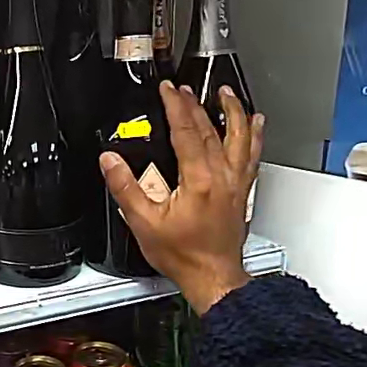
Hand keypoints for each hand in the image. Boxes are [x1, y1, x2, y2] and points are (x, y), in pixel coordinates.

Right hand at [99, 82, 263, 313]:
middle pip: (211, 129)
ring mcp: (236, 183)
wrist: (213, 277)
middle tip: (183, 89)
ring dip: (233, 112)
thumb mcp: (144, 223)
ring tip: (227, 93)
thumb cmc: (184, 256)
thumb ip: (126, 187)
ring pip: (240, 137)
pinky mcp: (243, 191)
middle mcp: (222, 177)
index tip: (168, 90)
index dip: (175, 106)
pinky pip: (253, 155)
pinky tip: (256, 124)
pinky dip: (254, 136)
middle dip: (196, 104)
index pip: (187, 131)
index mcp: (199, 180)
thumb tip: (110, 160)